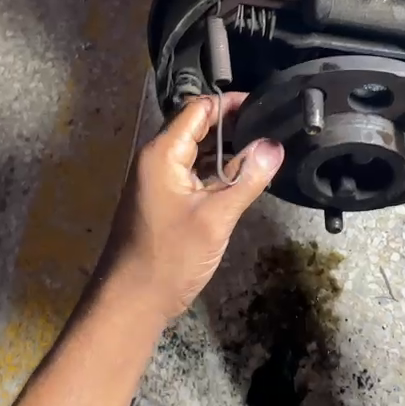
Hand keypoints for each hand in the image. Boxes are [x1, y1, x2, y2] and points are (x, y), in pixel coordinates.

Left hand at [92, 93, 282, 322]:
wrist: (131, 302)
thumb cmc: (170, 257)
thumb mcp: (216, 217)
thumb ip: (247, 179)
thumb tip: (274, 145)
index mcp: (163, 153)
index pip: (198, 109)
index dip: (230, 103)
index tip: (262, 104)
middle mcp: (157, 158)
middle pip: (195, 125)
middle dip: (230, 123)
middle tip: (268, 125)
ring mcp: (158, 178)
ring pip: (194, 149)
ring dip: (224, 148)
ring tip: (260, 146)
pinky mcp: (163, 197)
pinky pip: (191, 170)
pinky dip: (214, 168)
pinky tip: (240, 175)